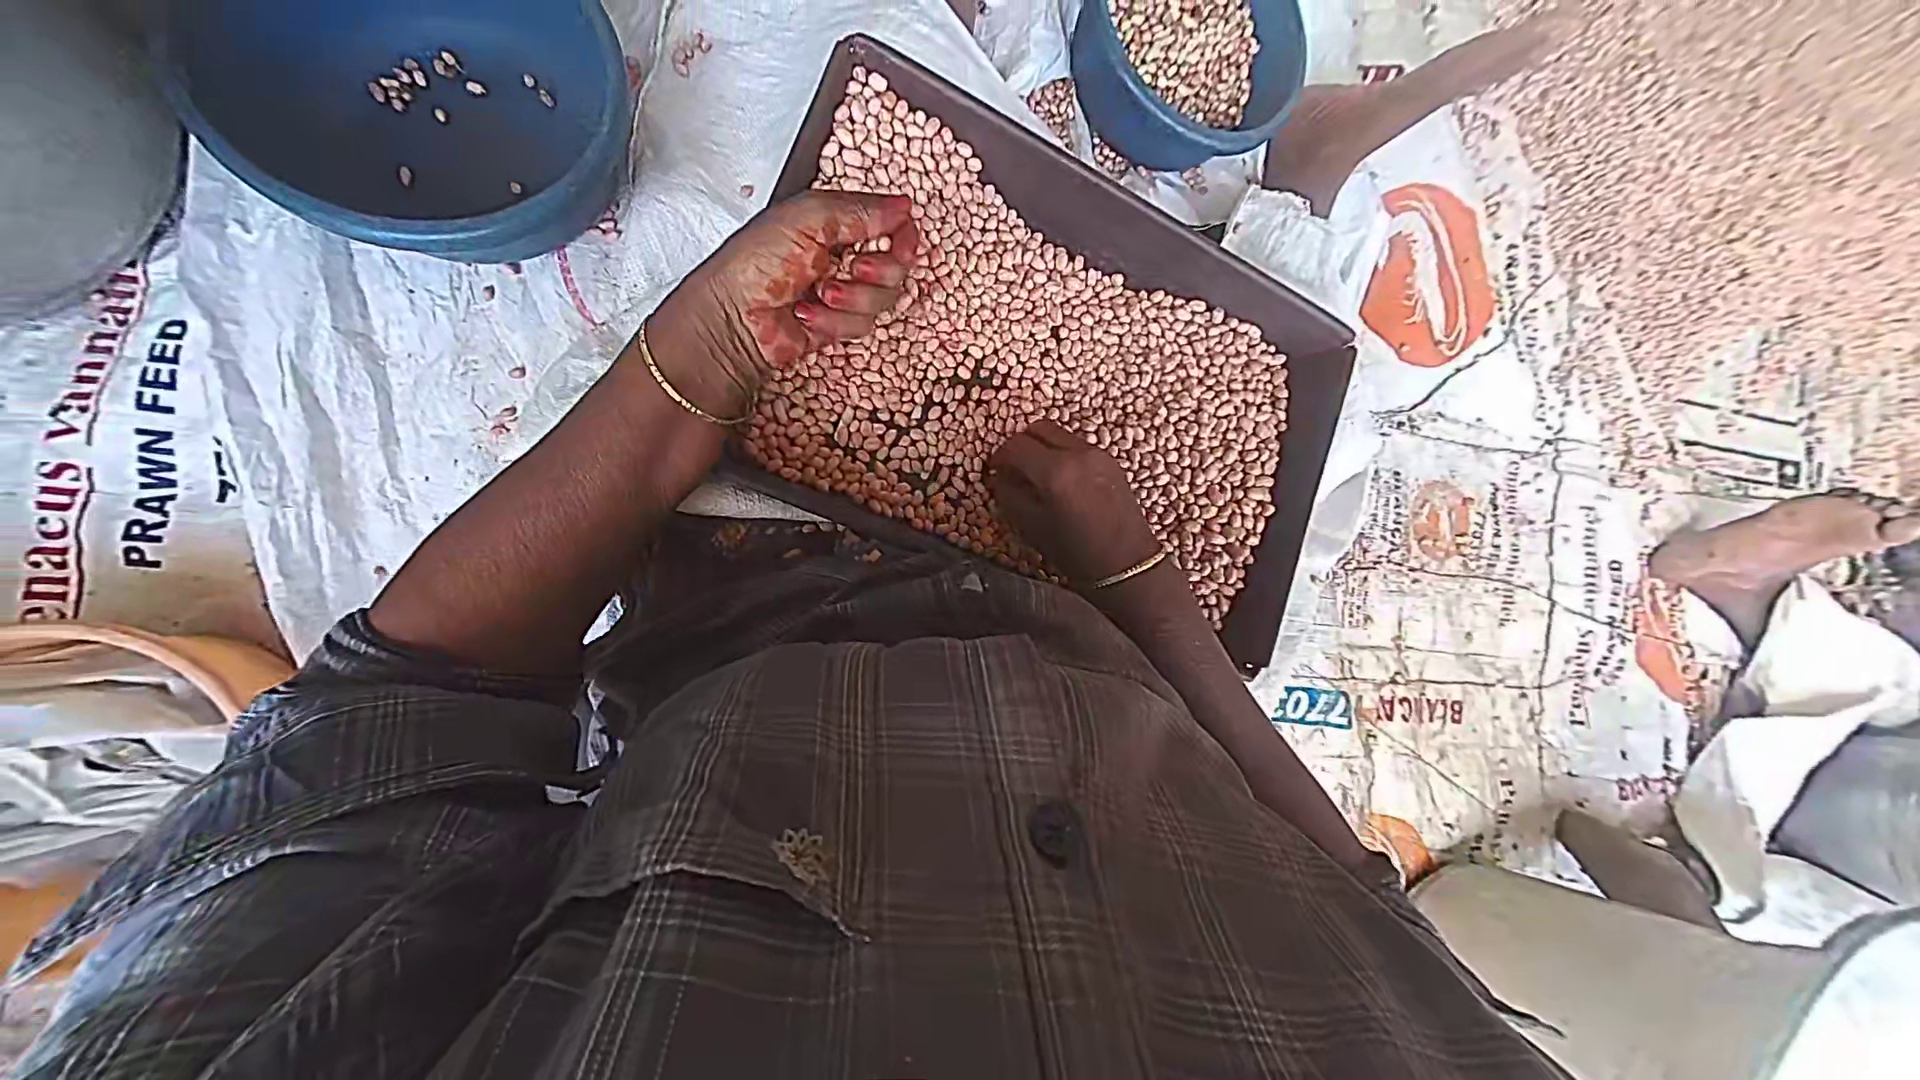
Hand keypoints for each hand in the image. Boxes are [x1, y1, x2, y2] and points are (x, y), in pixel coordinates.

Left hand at [645, 190, 920, 418]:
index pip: (890, 226)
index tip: (901, 242)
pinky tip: (809, 314)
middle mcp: (844, 257)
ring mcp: (844, 293)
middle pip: (895, 267)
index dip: (902, 236)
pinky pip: (862, 326)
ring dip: (853, 299)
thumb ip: (858, 211)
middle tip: (856, 268)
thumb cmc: (755, 265)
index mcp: (837, 223)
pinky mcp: (838, 324)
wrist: (735, 317)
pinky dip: (836, 321)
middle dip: (879, 271)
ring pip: (882, 300)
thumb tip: (901, 208)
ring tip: (821, 293)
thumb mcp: (807, 219)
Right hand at [988, 421, 1161, 583]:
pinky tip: (1058, 480)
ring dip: (1041, 447)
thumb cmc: (1075, 552)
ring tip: (1035, 474)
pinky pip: (1076, 446)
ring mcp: (1098, 454)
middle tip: (1011, 466)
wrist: (1125, 564)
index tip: (994, 468)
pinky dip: (1061, 454)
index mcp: (1055, 472)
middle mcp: (1078, 454)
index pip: (1015, 446)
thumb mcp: (1030, 526)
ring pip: (1059, 434)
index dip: (999, 456)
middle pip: (1038, 428)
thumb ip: (1008, 494)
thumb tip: (1001, 476)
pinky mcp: (1110, 461)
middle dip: (1020, 444)